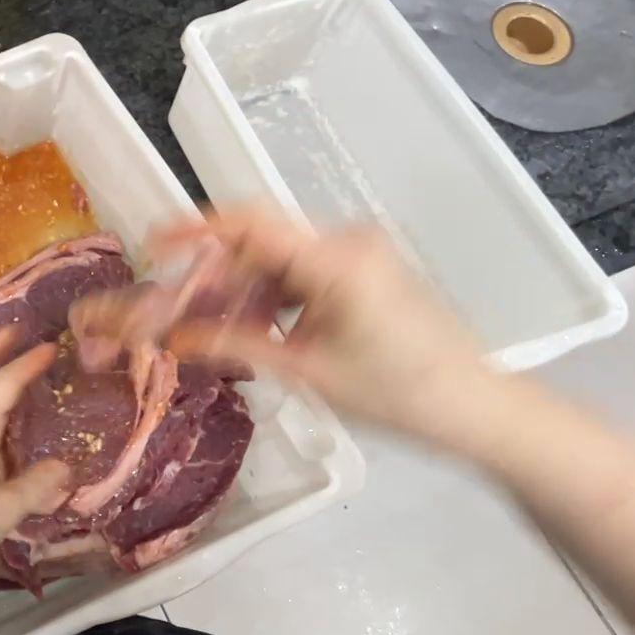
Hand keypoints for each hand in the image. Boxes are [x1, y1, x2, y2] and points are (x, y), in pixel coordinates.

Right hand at [160, 205, 494, 444]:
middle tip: (181, 312)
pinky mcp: (365, 270)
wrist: (480, 410)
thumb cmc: (398, 393)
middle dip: (215, 277)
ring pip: (276, 260)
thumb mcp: (306, 370)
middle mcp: (346, 243)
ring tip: (220, 331)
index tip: (155, 243)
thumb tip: (174, 338)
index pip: (251, 224)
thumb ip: (235, 345)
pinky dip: (272, 296)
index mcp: (335, 260)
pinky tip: (260, 329)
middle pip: (259, 245)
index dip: (195, 228)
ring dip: (243, 291)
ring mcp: (359, 255)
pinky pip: (300, 272)